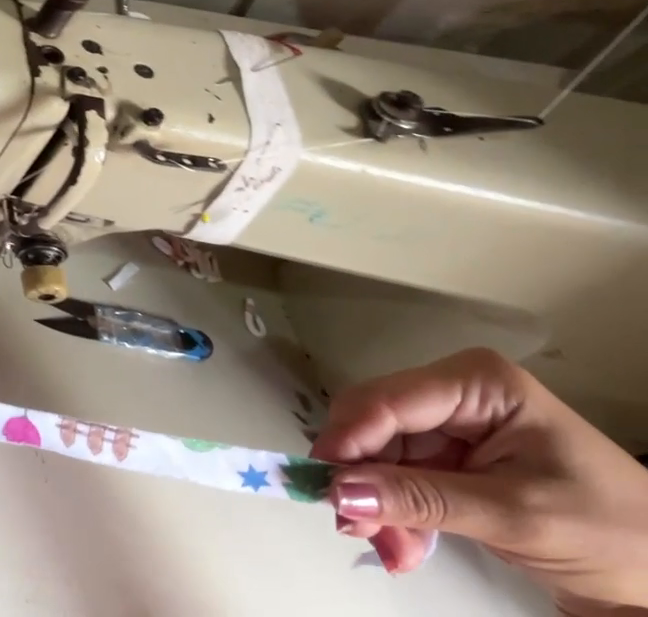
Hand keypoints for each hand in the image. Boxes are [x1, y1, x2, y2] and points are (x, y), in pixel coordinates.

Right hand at [312, 348, 647, 609]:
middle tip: (354, 528)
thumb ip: (421, 499)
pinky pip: (399, 476)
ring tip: (390, 552)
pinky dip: (395, 513)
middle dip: (364, 480)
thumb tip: (339, 491)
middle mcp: (455, 394)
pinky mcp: (451, 458)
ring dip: (377, 505)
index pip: (386, 402)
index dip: (347, 440)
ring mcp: (452, 425)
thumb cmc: (614, 533)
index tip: (322, 483)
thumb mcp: (516, 516)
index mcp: (477, 384)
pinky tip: (403, 547)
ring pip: (379, 456)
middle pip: (375, 427)